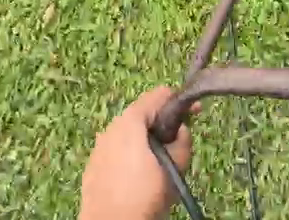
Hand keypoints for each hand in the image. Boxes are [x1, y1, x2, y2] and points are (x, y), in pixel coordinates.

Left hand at [79, 87, 193, 219]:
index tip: (195, 114)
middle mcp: (111, 127)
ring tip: (161, 158)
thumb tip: (181, 130)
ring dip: (146, 139)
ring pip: (129, 134)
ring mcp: (99, 147)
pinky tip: (140, 174)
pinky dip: (131, 154)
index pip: (160, 95)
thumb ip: (183, 140)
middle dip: (163, 123)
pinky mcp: (92, 168)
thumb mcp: (175, 166)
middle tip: (180, 139)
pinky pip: (117, 151)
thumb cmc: (144, 194)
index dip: (181, 102)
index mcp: (131, 120)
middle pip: (143, 114)